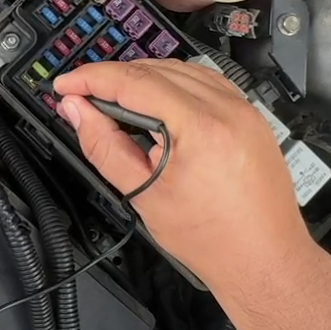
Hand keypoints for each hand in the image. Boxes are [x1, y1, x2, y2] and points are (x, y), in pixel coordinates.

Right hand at [52, 59, 315, 302]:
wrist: (263, 260)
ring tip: (112, 99)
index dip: (91, 78)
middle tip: (81, 94)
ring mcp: (243, 109)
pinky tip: (154, 100)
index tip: (67, 84)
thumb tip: (77, 111)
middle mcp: (227, 109)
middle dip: (111, 77)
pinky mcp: (249, 115)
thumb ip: (103, 146)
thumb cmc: (212, 238)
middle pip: (154, 70)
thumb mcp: (142, 194)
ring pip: (178, 69)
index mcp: (201, 127)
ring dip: (140, 77)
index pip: (133, 82)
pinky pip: (203, 81)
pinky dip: (171, 83)